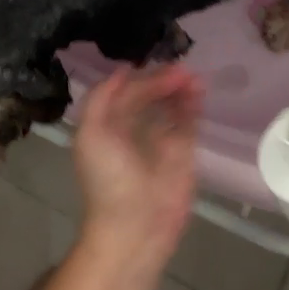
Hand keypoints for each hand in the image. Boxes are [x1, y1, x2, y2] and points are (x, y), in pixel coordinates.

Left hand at [72, 66, 201, 263]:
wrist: (135, 227)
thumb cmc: (108, 180)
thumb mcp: (90, 134)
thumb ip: (101, 99)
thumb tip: (122, 71)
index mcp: (108, 126)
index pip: (125, 93)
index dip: (140, 78)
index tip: (154, 62)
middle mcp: (133, 131)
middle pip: (150, 97)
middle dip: (163, 81)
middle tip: (181, 69)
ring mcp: (159, 143)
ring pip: (171, 107)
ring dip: (180, 90)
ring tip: (192, 77)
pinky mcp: (182, 156)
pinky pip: (187, 125)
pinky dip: (193, 106)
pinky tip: (198, 91)